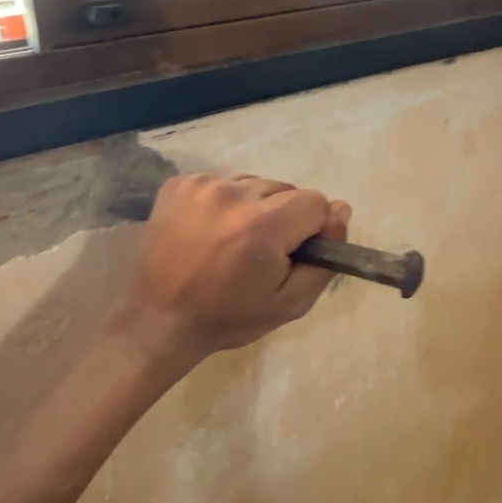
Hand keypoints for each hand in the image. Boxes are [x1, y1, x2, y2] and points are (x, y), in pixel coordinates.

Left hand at [116, 173, 350, 363]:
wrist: (160, 319)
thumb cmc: (229, 317)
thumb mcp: (291, 303)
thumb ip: (324, 258)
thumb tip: (341, 211)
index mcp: (264, 225)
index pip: (315, 202)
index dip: (311, 229)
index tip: (292, 254)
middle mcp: (234, 194)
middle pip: (285, 190)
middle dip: (283, 218)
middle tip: (259, 253)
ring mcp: (203, 185)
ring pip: (254, 184)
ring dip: (254, 207)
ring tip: (233, 242)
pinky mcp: (180, 183)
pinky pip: (223, 183)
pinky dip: (225, 204)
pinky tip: (210, 232)